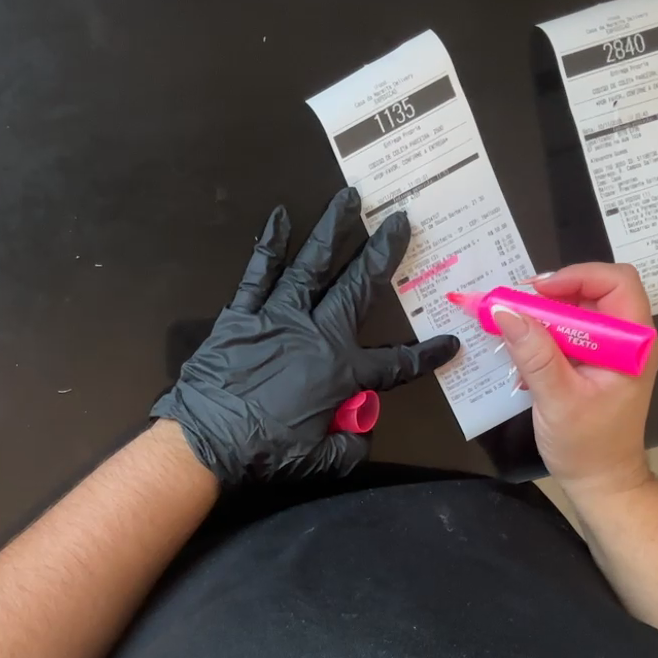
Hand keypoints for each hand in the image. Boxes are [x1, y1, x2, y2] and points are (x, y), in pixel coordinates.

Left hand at [151, 188, 461, 484]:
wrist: (207, 441)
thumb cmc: (266, 452)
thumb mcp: (321, 460)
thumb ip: (350, 445)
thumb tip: (361, 431)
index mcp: (341, 372)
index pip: (395, 363)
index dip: (425, 355)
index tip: (450, 343)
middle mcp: (317, 333)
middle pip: (358, 287)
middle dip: (383, 252)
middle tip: (401, 219)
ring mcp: (278, 317)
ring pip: (312, 265)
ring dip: (332, 229)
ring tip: (348, 197)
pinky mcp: (243, 314)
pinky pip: (258, 274)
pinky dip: (269, 245)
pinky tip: (278, 216)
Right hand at [496, 263, 657, 506]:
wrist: (601, 480)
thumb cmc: (587, 445)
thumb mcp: (557, 399)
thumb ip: (533, 353)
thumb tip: (505, 311)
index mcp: (634, 344)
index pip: (616, 283)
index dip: (576, 276)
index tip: (535, 291)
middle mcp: (630, 340)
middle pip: (596, 291)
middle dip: (553, 293)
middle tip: (514, 305)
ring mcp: (614, 351)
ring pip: (581, 310)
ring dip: (545, 314)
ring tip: (512, 325)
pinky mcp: (597, 362)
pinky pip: (572, 332)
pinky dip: (545, 333)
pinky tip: (523, 349)